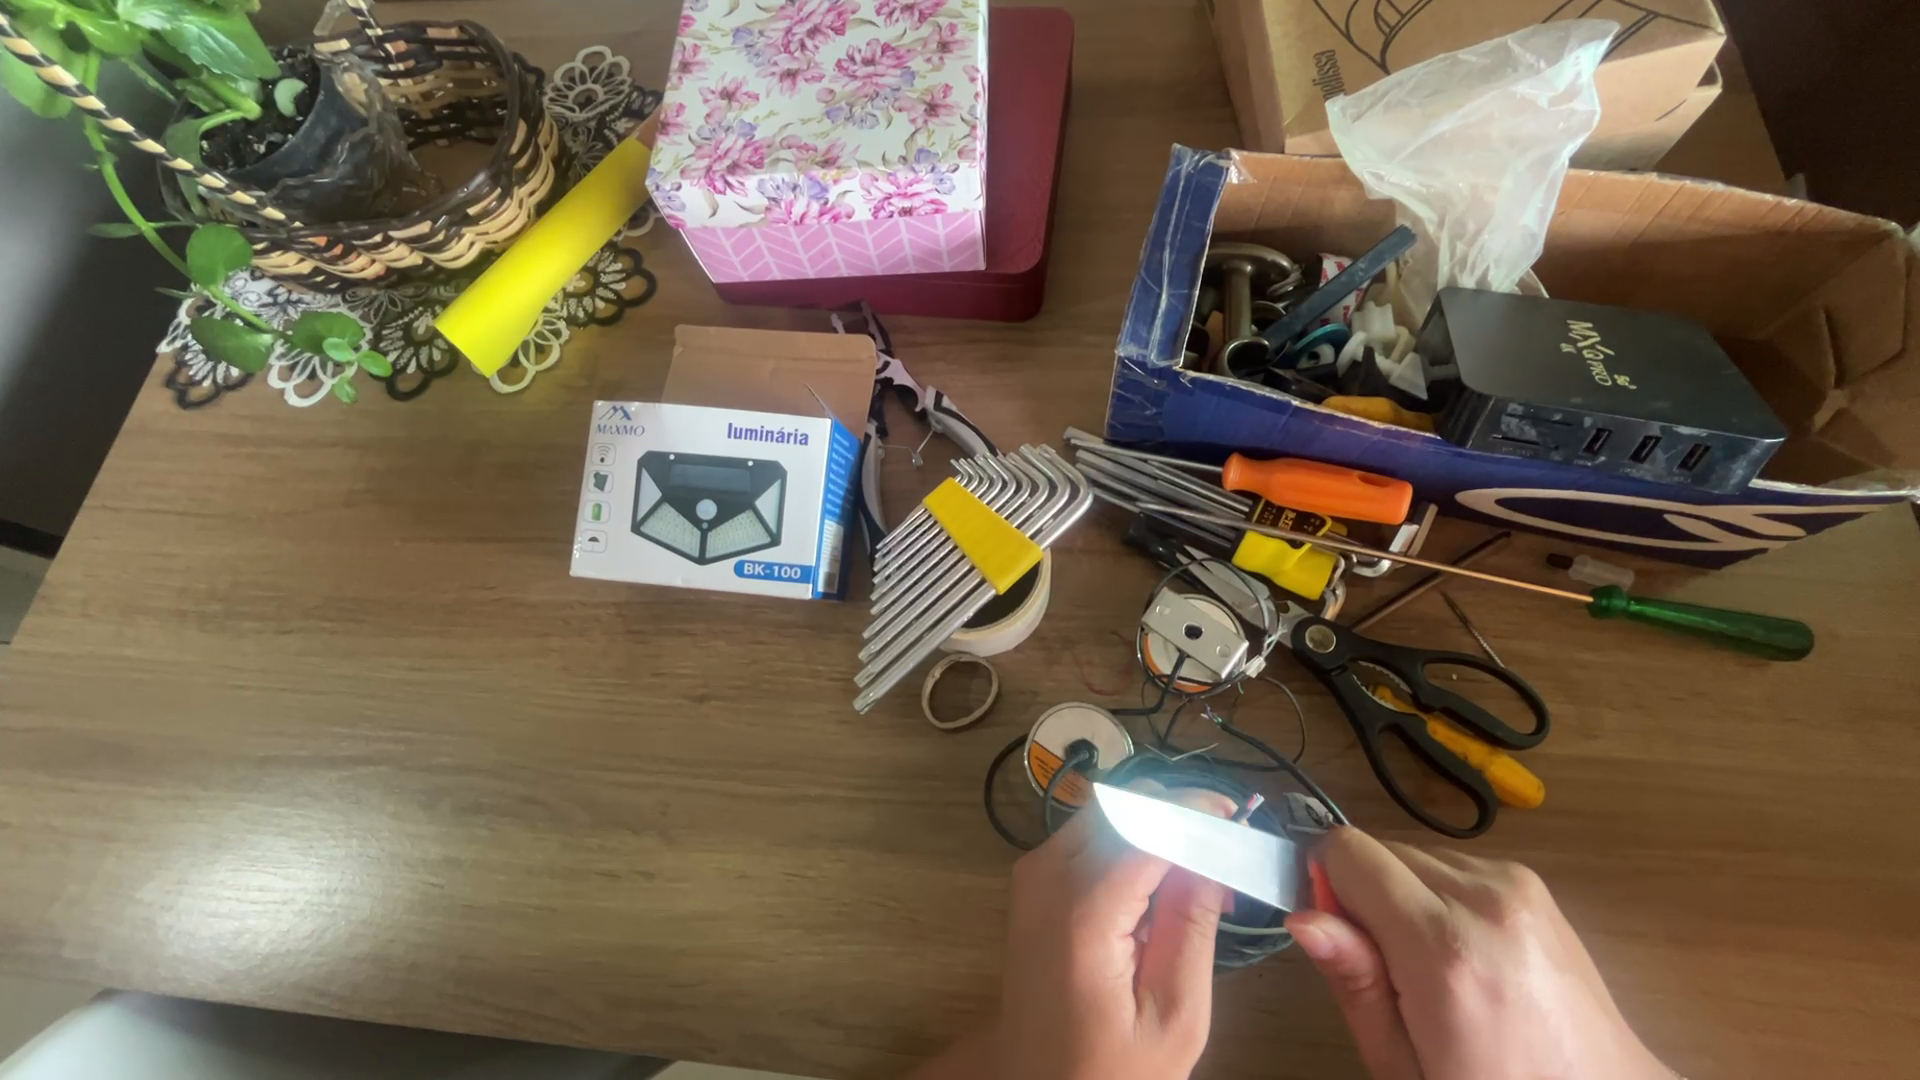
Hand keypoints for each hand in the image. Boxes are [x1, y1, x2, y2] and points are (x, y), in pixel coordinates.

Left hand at [914, 786, 1233, 1079]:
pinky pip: (1088, 835)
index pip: (1143, 826)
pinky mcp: (1033, 878)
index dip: (1193, 811)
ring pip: (1104, 813)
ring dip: (1155, 826)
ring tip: (1201, 871)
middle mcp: (1046, 873)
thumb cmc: (1109, 1067)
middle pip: (1118, 806)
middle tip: (1225, 848)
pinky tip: (1162, 882)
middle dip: (1175, 813)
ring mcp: (1032, 871)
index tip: (1238, 818)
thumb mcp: (1173, 1014)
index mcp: (1080, 910)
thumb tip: (1213, 853)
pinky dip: (1129, 842)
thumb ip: (1192, 925)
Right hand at [1285, 827, 1674, 1079]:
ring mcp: (1517, 887)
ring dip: (1404, 894)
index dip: (1328, 883)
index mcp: (1444, 948)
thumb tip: (1301, 917)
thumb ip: (1354, 983)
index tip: (1341, 935)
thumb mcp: (1404, 1067)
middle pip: (1378, 850)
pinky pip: (1449, 864)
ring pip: (1412, 856)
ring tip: (1435, 963)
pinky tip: (1466, 951)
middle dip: (1367, 893)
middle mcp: (1483, 900)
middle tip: (1390, 966)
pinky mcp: (1533, 885)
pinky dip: (1439, 895)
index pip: (1347, 851)